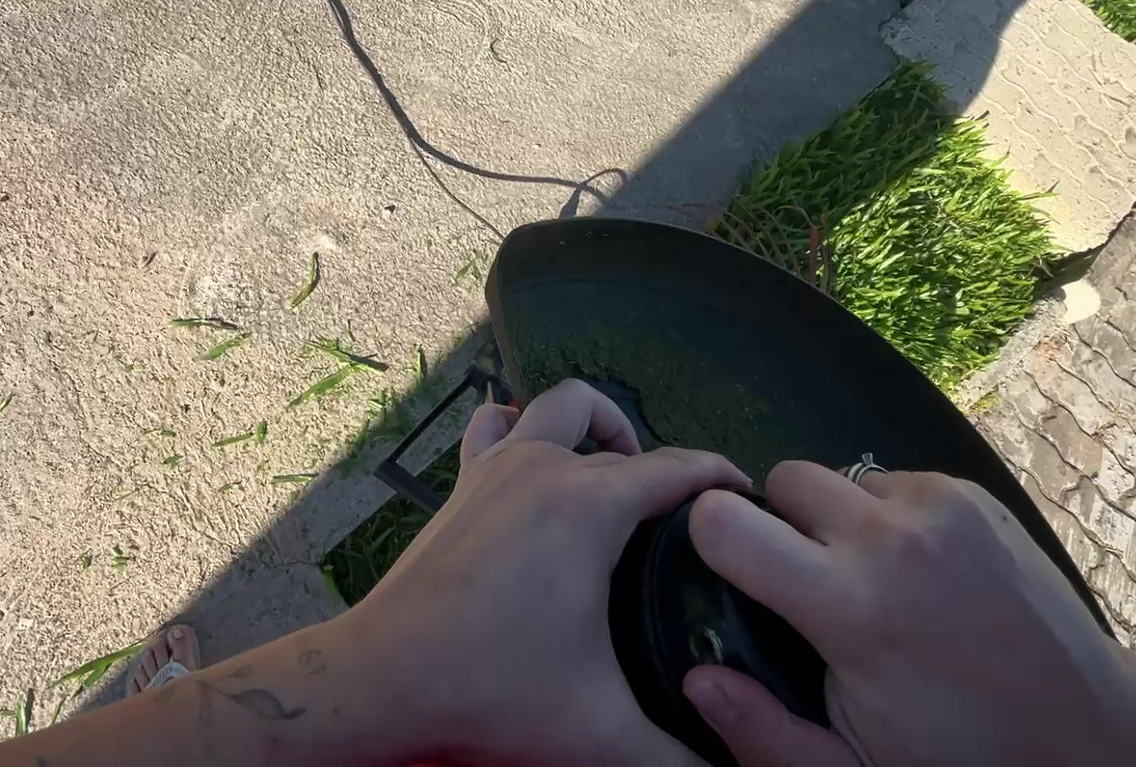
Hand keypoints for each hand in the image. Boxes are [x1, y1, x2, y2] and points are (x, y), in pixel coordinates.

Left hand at [339, 379, 748, 765]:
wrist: (387, 674)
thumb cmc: (495, 689)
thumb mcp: (602, 732)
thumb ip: (680, 758)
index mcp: (589, 504)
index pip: (677, 470)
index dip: (721, 476)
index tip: (748, 495)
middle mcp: (545, 465)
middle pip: (620, 438)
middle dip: (658, 461)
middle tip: (675, 516)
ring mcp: (498, 463)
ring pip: (556, 405)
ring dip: (591, 423)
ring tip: (610, 471)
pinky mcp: (465, 477)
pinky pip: (494, 425)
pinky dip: (521, 427)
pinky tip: (531, 463)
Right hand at [683, 462, 1135, 766]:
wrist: (1104, 741)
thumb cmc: (961, 760)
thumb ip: (764, 733)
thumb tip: (696, 677)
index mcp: (850, 608)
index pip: (724, 521)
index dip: (714, 538)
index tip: (737, 571)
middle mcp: (889, 537)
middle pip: (781, 479)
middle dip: (784, 522)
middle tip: (815, 582)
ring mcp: (935, 504)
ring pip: (834, 477)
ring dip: (835, 519)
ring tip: (874, 577)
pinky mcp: (966, 491)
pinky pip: (882, 480)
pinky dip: (882, 515)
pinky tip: (918, 567)